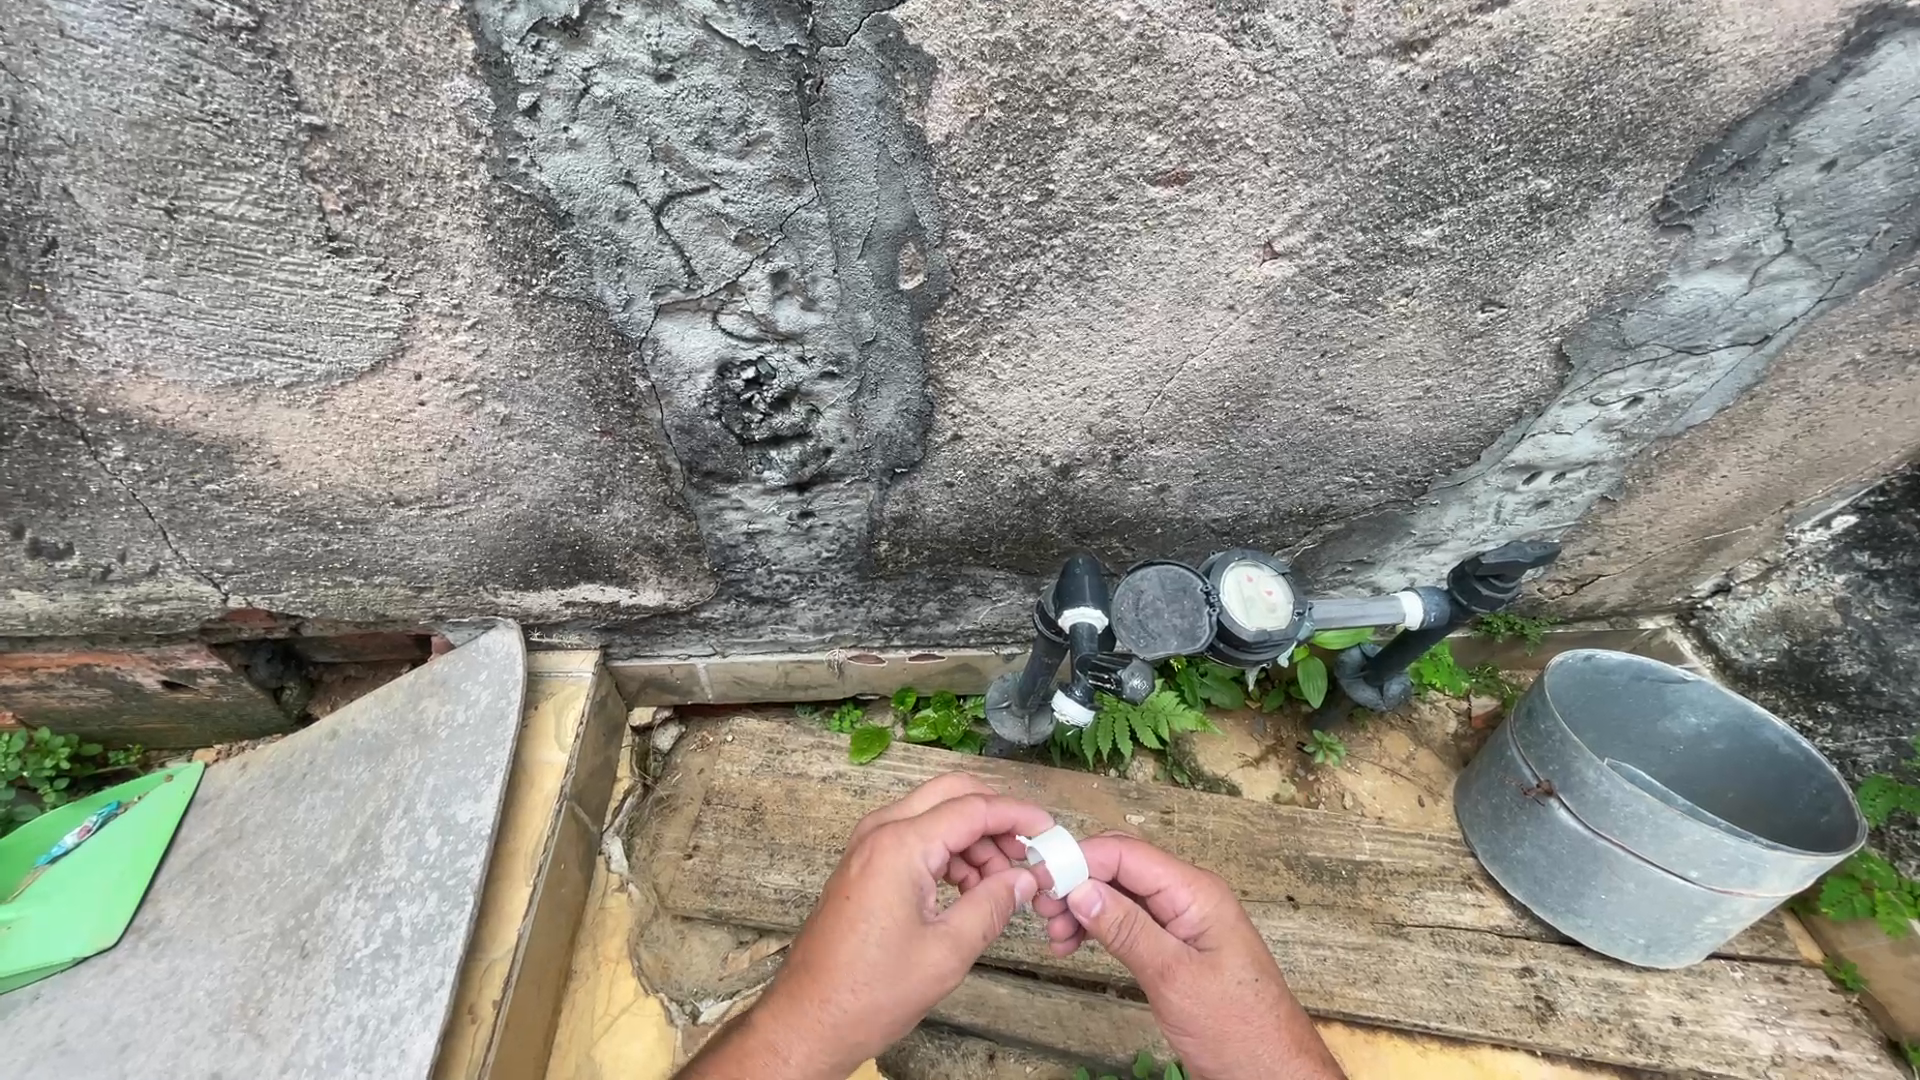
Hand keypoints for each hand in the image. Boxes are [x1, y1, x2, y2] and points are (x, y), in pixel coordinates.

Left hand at [679, 774, 1051, 1078]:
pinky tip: (968, 889)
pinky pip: (916, 835)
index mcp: (900, 844)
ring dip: (972, 837)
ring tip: (1000, 884)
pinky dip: (948, 851)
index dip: (1017, 815)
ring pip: (935, 812)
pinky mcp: (866, 861)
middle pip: (952, 793)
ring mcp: (870, 842)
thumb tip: (1025, 880)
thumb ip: (992, 906)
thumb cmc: (870, 992)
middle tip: (1027, 851)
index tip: (1049, 829)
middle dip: (995, 816)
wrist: (807, 1020)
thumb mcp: (946, 952)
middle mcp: (881, 829)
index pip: (973, 808)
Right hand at [1032, 834, 1345, 1079]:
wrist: (1274, 1078)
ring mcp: (1179, 919)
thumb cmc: (1237, 1029)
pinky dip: (1098, 927)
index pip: (1127, 854)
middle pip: (1120, 867)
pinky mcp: (1173, 944)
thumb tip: (1079, 888)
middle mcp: (1186, 895)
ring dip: (1083, 906)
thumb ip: (1127, 929)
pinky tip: (1073, 943)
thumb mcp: (1174, 978)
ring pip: (1119, 893)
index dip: (1081, 859)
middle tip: (1042, 909)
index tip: (1042, 878)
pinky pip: (1127, 919)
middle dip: (1078, 880)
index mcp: (1194, 891)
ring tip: (1054, 934)